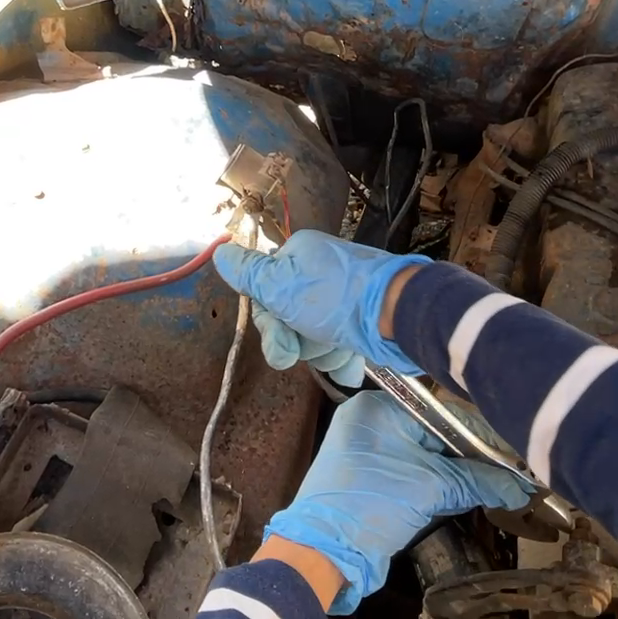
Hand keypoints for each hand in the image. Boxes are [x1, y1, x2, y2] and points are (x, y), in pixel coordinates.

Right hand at [213, 230, 428, 383]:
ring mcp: (341, 293)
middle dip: (297, 338)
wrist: (397, 314)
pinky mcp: (360, 315)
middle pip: (288, 314)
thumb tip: (220, 253)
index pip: (265, 290)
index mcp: (299, 254)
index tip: (281, 338)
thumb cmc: (335, 299)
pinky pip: (338, 339)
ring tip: (337, 348)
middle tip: (309, 346)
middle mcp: (319, 269)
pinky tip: (348, 365)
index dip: (270, 320)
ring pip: (312, 331)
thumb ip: (248, 273)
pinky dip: (341, 354)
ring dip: (320, 348)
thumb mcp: (280, 286)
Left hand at [266, 391, 532, 612]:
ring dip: (454, 471)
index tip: (510, 454)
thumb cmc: (375, 502)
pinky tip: (463, 492)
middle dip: (468, 455)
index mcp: (380, 406)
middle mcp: (371, 418)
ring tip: (493, 483)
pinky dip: (435, 480)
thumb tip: (518, 486)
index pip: (441, 412)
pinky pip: (410, 468)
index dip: (478, 435)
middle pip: (434, 432)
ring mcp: (368, 446)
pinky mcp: (369, 474)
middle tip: (506, 472)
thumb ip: (476, 481)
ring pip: (423, 452)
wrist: (328, 548)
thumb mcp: (432, 486)